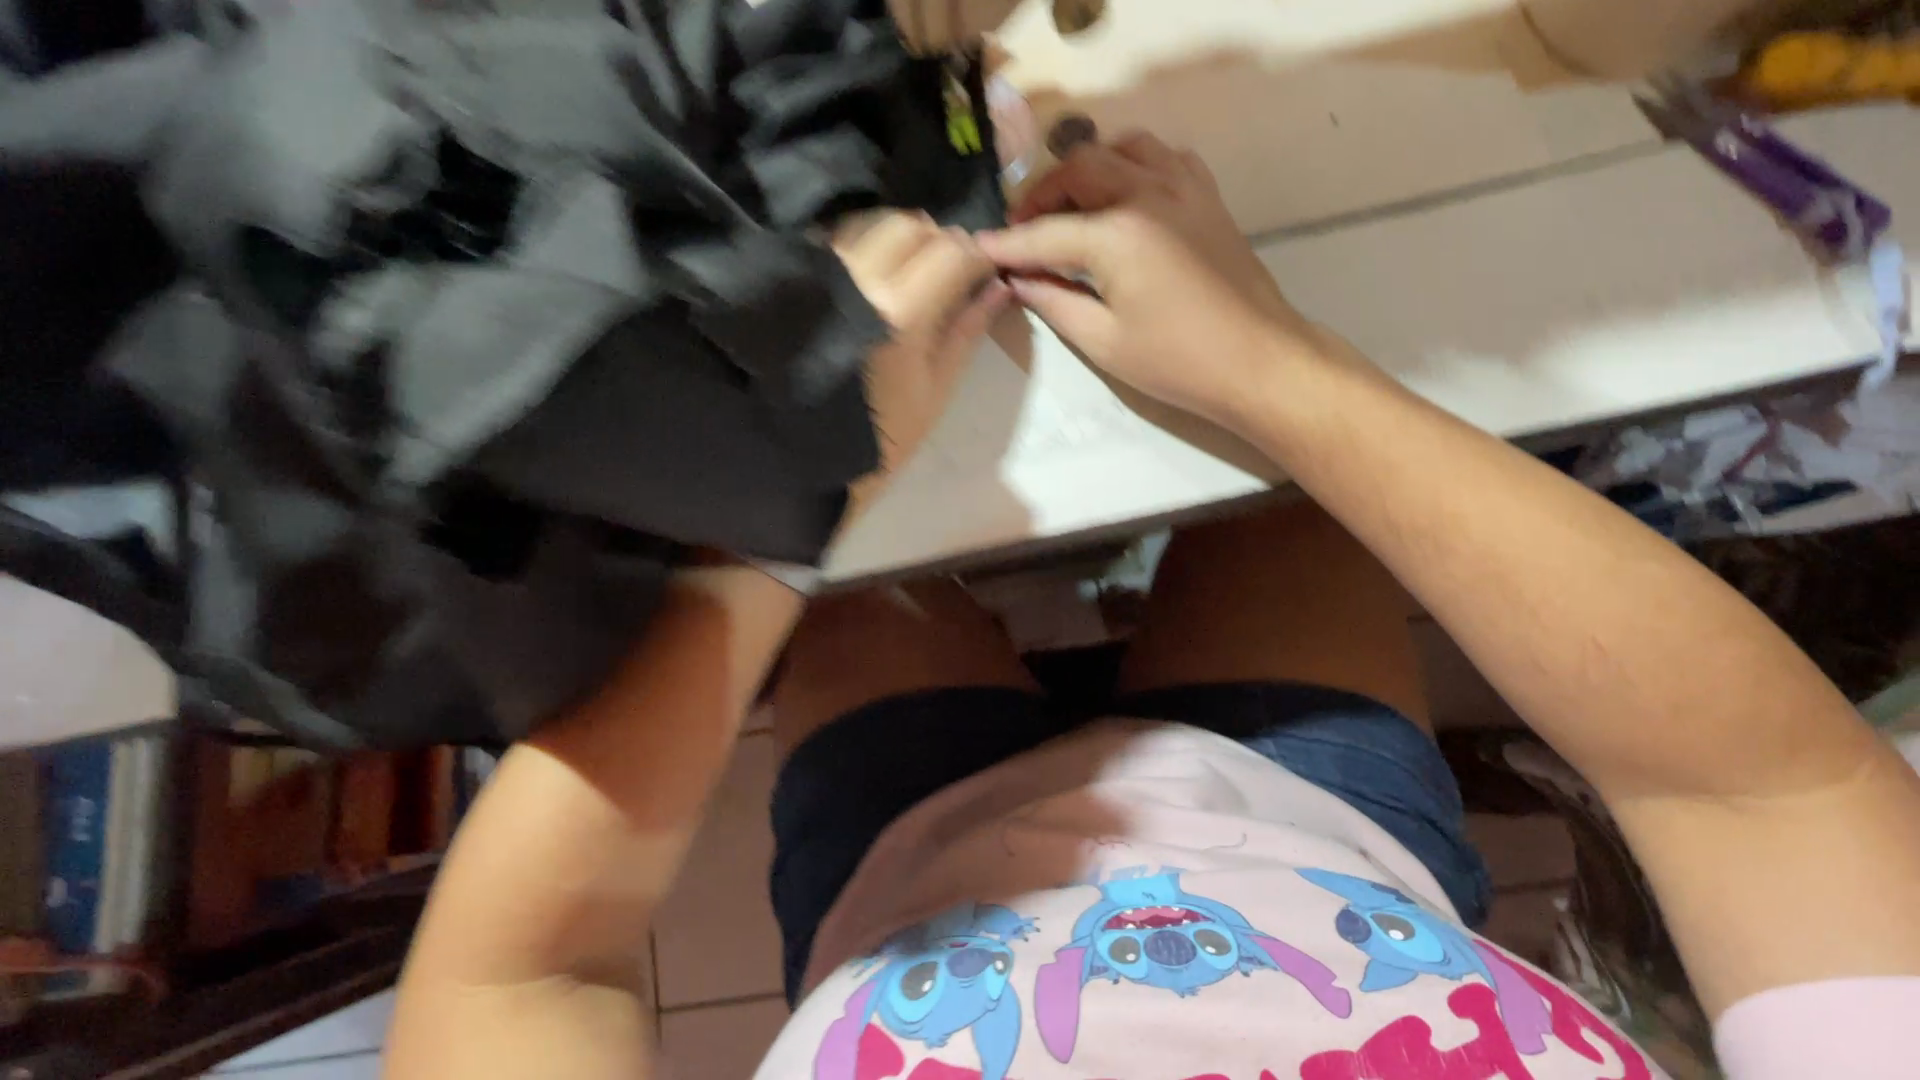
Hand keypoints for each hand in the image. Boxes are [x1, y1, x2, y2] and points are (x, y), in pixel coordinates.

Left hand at [833, 211, 1007, 495]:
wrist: (809, 453)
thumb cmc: (884, 432)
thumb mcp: (937, 387)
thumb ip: (967, 329)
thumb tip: (1000, 285)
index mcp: (900, 313)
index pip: (950, 252)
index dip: (975, 252)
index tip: (984, 267)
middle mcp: (858, 281)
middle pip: (908, 225)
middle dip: (937, 238)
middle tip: (949, 266)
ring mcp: (824, 277)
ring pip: (869, 225)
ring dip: (899, 236)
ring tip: (912, 269)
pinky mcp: (802, 282)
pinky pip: (837, 242)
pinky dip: (864, 246)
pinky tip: (876, 274)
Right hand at [977, 133, 1326, 430]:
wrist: (1258, 360)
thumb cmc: (1177, 361)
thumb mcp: (1103, 341)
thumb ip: (1053, 300)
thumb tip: (1018, 279)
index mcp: (1118, 235)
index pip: (1046, 233)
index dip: (1009, 244)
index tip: (979, 248)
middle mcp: (1148, 193)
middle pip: (1080, 168)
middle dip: (1042, 195)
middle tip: (1024, 231)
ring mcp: (1183, 188)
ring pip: (1123, 147)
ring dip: (1088, 168)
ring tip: (1072, 205)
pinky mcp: (1206, 195)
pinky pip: (1164, 156)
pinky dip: (1134, 164)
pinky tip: (1125, 195)